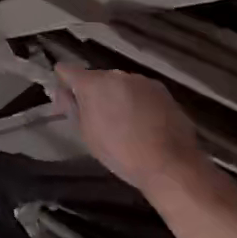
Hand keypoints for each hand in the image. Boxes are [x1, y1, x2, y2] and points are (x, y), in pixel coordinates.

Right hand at [55, 64, 211, 194]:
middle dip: (93, 94)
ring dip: (117, 97)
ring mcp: (143, 81)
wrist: (172, 167)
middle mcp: (117, 75)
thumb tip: (66, 94)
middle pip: (96, 78)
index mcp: (93, 83)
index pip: (66, 70)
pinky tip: (145, 126)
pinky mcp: (164, 92)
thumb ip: (73, 108)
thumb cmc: (121, 153)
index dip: (63, 85)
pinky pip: (141, 93)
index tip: (67, 105)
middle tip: (98, 119)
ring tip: (126, 124)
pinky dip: (138, 103)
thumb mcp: (86, 134)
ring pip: (120, 85)